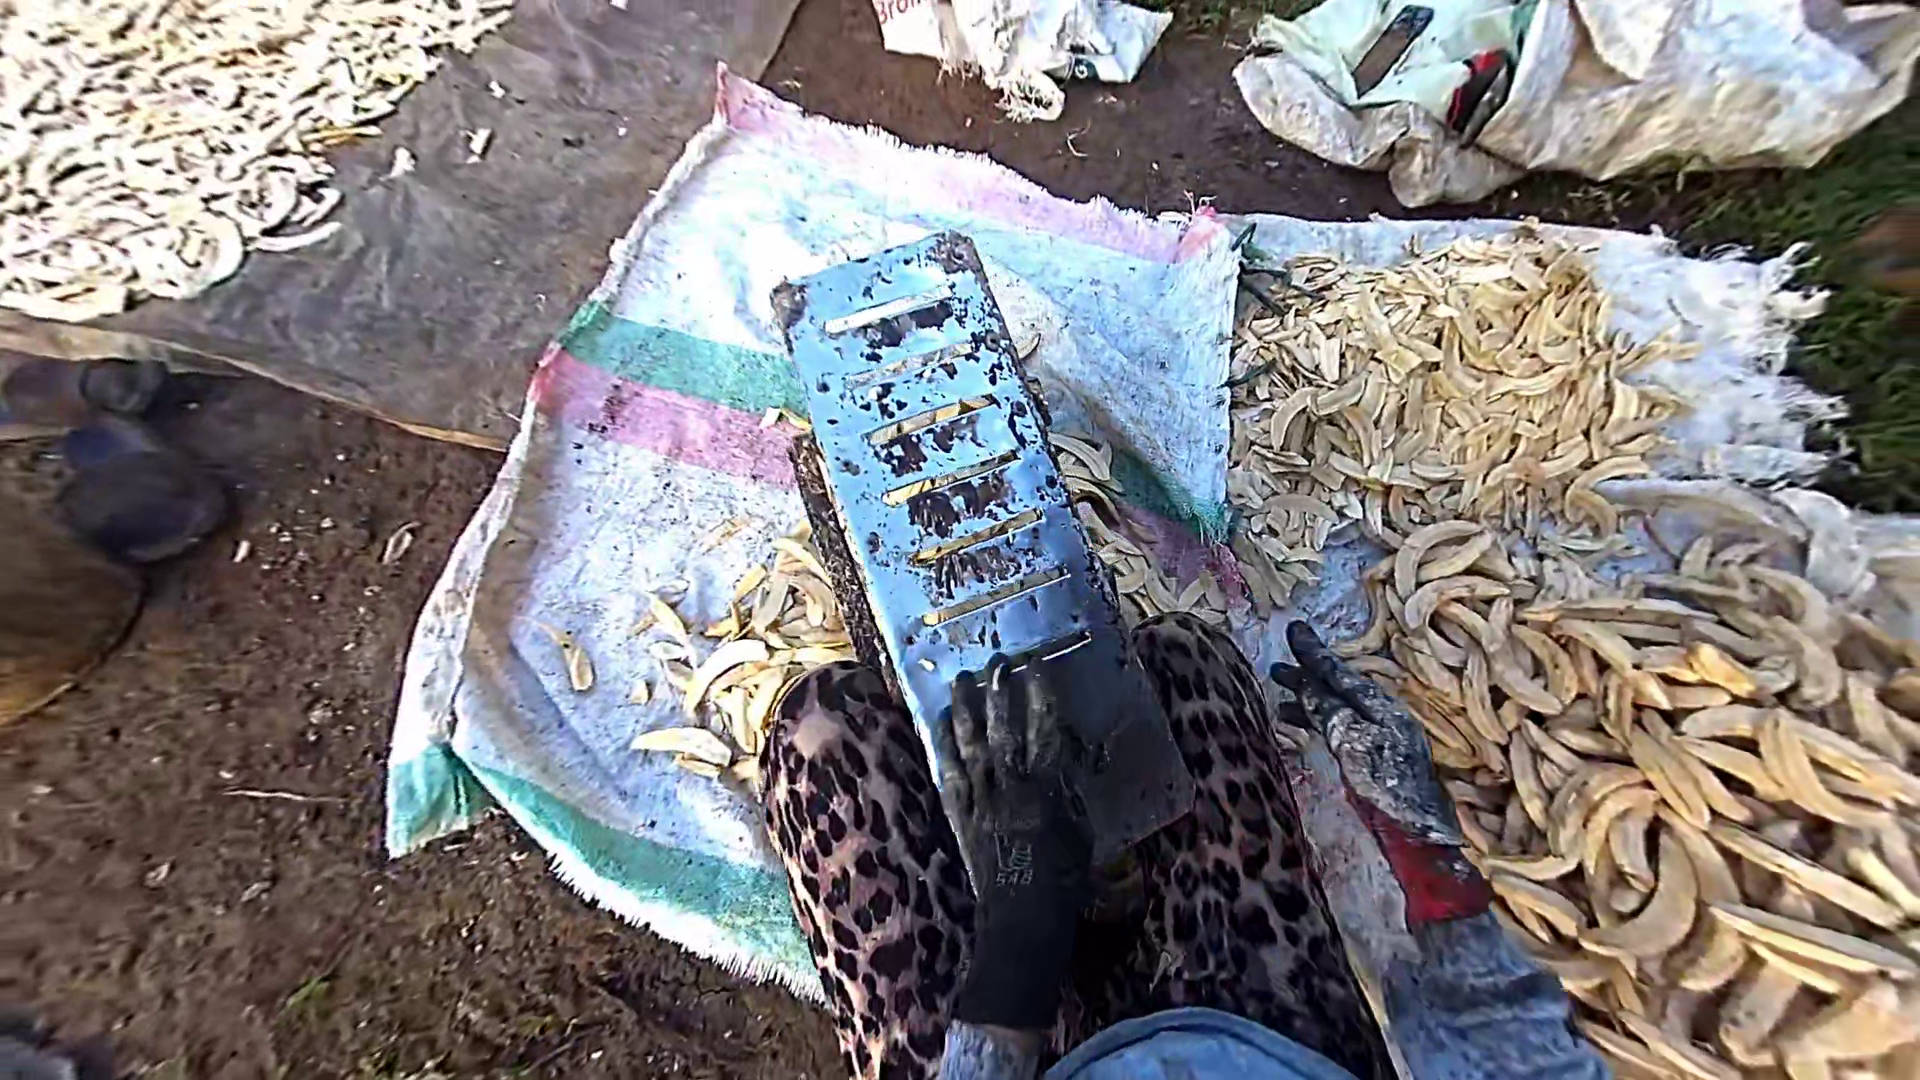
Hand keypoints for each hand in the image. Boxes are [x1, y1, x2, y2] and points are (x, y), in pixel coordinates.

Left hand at [940, 655, 1090, 1029]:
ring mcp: (981, 797)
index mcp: (1047, 788)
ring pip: (971, 743)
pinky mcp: (961, 811)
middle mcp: (1011, 786)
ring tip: (962, 679)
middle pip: (1003, 728)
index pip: (1044, 729)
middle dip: (1000, 690)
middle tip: (997, 662)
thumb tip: (1066, 748)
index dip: (1040, 694)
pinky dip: (944, 744)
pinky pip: (949, 770)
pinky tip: (940, 720)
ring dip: (966, 708)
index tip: (1036, 665)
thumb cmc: (1062, 874)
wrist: (1021, 917)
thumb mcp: (1081, 826)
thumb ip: (1070, 784)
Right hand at [1272, 621, 1491, 926]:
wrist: (1420, 840)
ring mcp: (1379, 741)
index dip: (1313, 653)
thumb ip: (1327, 709)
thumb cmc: (1386, 786)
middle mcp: (1382, 718)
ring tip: (1278, 700)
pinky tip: (1299, 728)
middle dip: (1306, 677)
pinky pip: (1337, 728)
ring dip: (1307, 701)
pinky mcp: (1374, 762)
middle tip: (1276, 669)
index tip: (1294, 629)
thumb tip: (1306, 683)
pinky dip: (1314, 722)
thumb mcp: (1351, 740)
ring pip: (1335, 709)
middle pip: (1337, 688)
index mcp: (1380, 707)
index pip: (1338, 672)